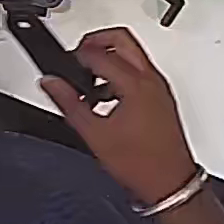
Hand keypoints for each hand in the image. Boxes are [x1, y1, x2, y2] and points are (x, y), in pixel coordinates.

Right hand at [40, 28, 198, 205]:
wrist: (171, 185)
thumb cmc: (142, 165)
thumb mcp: (95, 135)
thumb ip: (69, 103)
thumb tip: (51, 83)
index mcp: (134, 84)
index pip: (100, 54)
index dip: (78, 54)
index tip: (67, 62)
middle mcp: (150, 79)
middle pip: (122, 38)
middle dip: (97, 40)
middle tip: (79, 53)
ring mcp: (159, 85)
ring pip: (133, 52)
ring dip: (110, 55)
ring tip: (90, 76)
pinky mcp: (162, 94)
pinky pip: (140, 69)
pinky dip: (122, 70)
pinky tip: (106, 93)